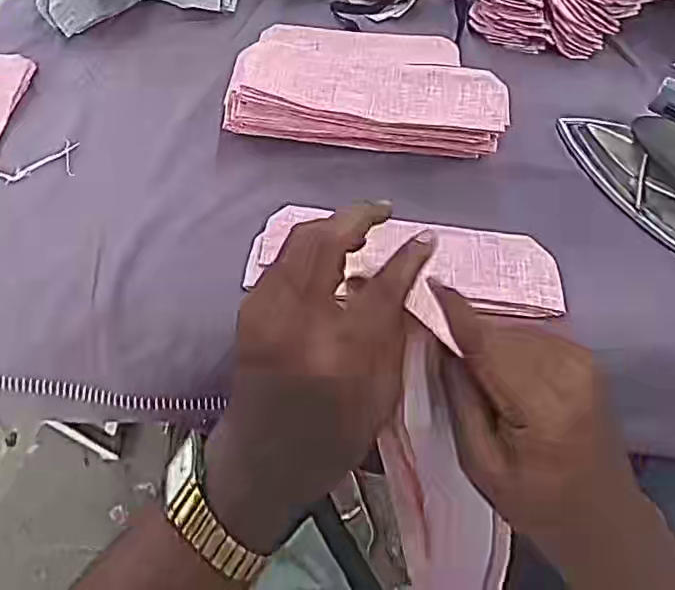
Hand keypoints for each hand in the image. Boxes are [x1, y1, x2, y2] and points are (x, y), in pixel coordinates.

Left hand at [205, 203, 433, 552]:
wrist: (258, 463)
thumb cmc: (329, 441)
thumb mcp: (380, 397)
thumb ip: (393, 332)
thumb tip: (403, 279)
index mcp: (339, 354)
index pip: (380, 285)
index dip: (407, 257)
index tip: (424, 238)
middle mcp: (297, 322)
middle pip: (327, 241)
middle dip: (360, 216)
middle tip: (384, 212)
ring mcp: (265, 309)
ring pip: (300, 238)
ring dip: (333, 224)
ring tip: (361, 228)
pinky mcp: (250, 306)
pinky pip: (284, 256)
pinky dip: (311, 243)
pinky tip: (331, 251)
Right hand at [437, 286, 674, 587]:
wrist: (605, 516)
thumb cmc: (540, 503)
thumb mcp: (483, 468)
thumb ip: (460, 400)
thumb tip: (441, 343)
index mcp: (545, 409)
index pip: (490, 346)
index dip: (458, 314)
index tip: (432, 285)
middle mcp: (568, 372)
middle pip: (498, 334)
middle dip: (470, 340)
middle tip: (453, 368)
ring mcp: (581, 358)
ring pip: (512, 330)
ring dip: (491, 344)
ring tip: (487, 384)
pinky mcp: (584, 353)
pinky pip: (530, 334)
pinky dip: (511, 347)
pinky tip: (510, 378)